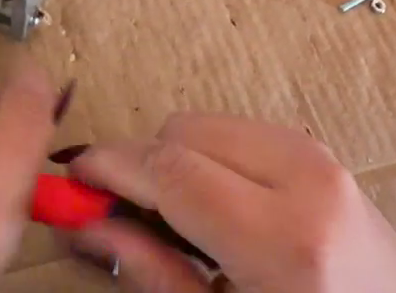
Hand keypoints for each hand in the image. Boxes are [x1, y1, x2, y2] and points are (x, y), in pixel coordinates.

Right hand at [65, 114, 395, 292]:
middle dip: (142, 166)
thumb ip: (154, 271)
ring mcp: (319, 157)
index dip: (109, 168)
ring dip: (175, 159)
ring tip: (178, 218)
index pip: (168, 168)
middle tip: (121, 211)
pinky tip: (214, 206)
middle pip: (181, 132)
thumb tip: (87, 225)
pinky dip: (209, 157)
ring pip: (205, 124)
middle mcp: (305, 179)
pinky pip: (236, 131)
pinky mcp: (322, 152)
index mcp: (284, 239)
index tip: (73, 181)